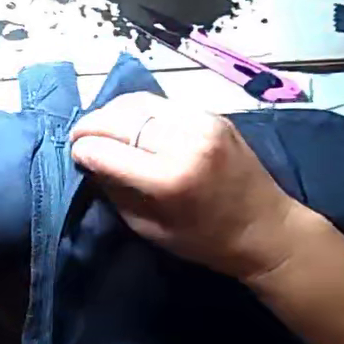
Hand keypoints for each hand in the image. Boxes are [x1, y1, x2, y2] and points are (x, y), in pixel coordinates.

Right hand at [69, 93, 332, 282]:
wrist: (268, 229)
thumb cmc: (205, 241)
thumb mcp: (148, 228)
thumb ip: (115, 190)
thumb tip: (90, 161)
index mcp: (169, 179)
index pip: (106, 150)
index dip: (82, 151)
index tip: (75, 156)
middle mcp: (186, 142)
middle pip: (119, 118)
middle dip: (91, 126)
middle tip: (79, 138)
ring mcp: (202, 123)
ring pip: (138, 102)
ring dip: (111, 113)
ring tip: (101, 127)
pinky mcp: (212, 115)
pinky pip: (161, 103)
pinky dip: (138, 110)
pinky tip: (130, 123)